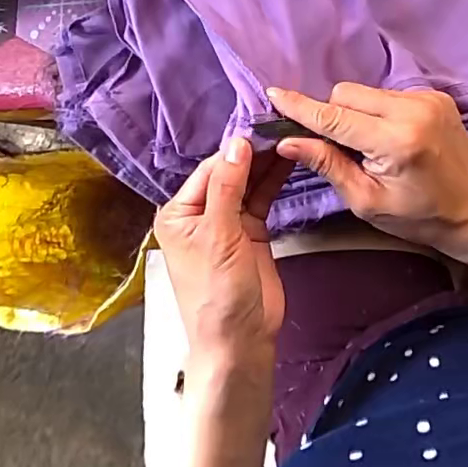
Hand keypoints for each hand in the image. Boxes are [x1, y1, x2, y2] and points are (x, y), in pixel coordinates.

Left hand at [154, 137, 293, 370]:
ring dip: (265, 164)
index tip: (259, 126)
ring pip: (246, 184)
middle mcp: (199, 212)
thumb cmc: (218, 291)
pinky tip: (288, 161)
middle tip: (279, 127)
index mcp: (178, 212)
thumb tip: (238, 143)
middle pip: (228, 173)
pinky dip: (273, 182)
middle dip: (252, 153)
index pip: (209, 170)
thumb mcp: (219, 235)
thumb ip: (228, 187)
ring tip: (288, 137)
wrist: (241, 340)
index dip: (233, 150)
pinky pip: (260, 199)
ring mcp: (226, 221)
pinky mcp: (250, 231)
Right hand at [267, 83, 467, 261]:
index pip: (335, 118)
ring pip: (364, 92)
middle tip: (339, 147)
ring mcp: (427, 98)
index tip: (274, 95)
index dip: (301, 107)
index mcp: (396, 142)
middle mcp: (413, 111)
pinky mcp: (433, 95)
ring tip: (369, 144)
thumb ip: (327, 164)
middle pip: (346, 95)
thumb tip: (287, 142)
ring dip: (354, 113)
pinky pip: (385, 94)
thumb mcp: (365, 200)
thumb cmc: (416, 216)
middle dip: (332, 115)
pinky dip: (376, 112)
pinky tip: (389, 136)